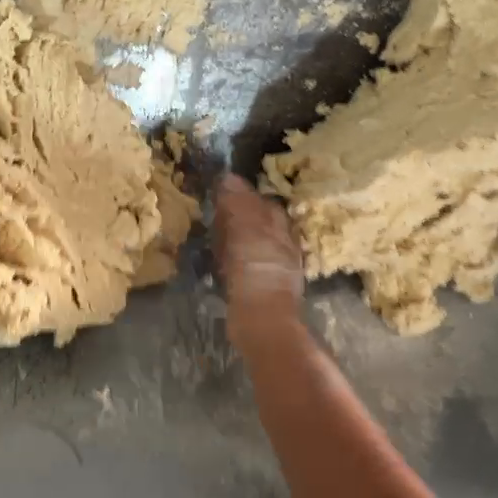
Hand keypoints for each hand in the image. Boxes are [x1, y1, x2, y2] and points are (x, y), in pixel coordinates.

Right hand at [214, 173, 304, 311]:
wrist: (263, 320)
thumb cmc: (253, 270)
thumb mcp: (243, 229)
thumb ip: (238, 203)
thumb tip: (229, 177)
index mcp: (279, 226)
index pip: (261, 201)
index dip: (242, 194)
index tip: (219, 191)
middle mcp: (282, 243)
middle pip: (261, 221)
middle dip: (242, 214)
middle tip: (216, 213)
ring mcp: (275, 267)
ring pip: (255, 242)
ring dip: (238, 237)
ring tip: (217, 235)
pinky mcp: (263, 287)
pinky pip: (247, 264)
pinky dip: (235, 258)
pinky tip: (223, 261)